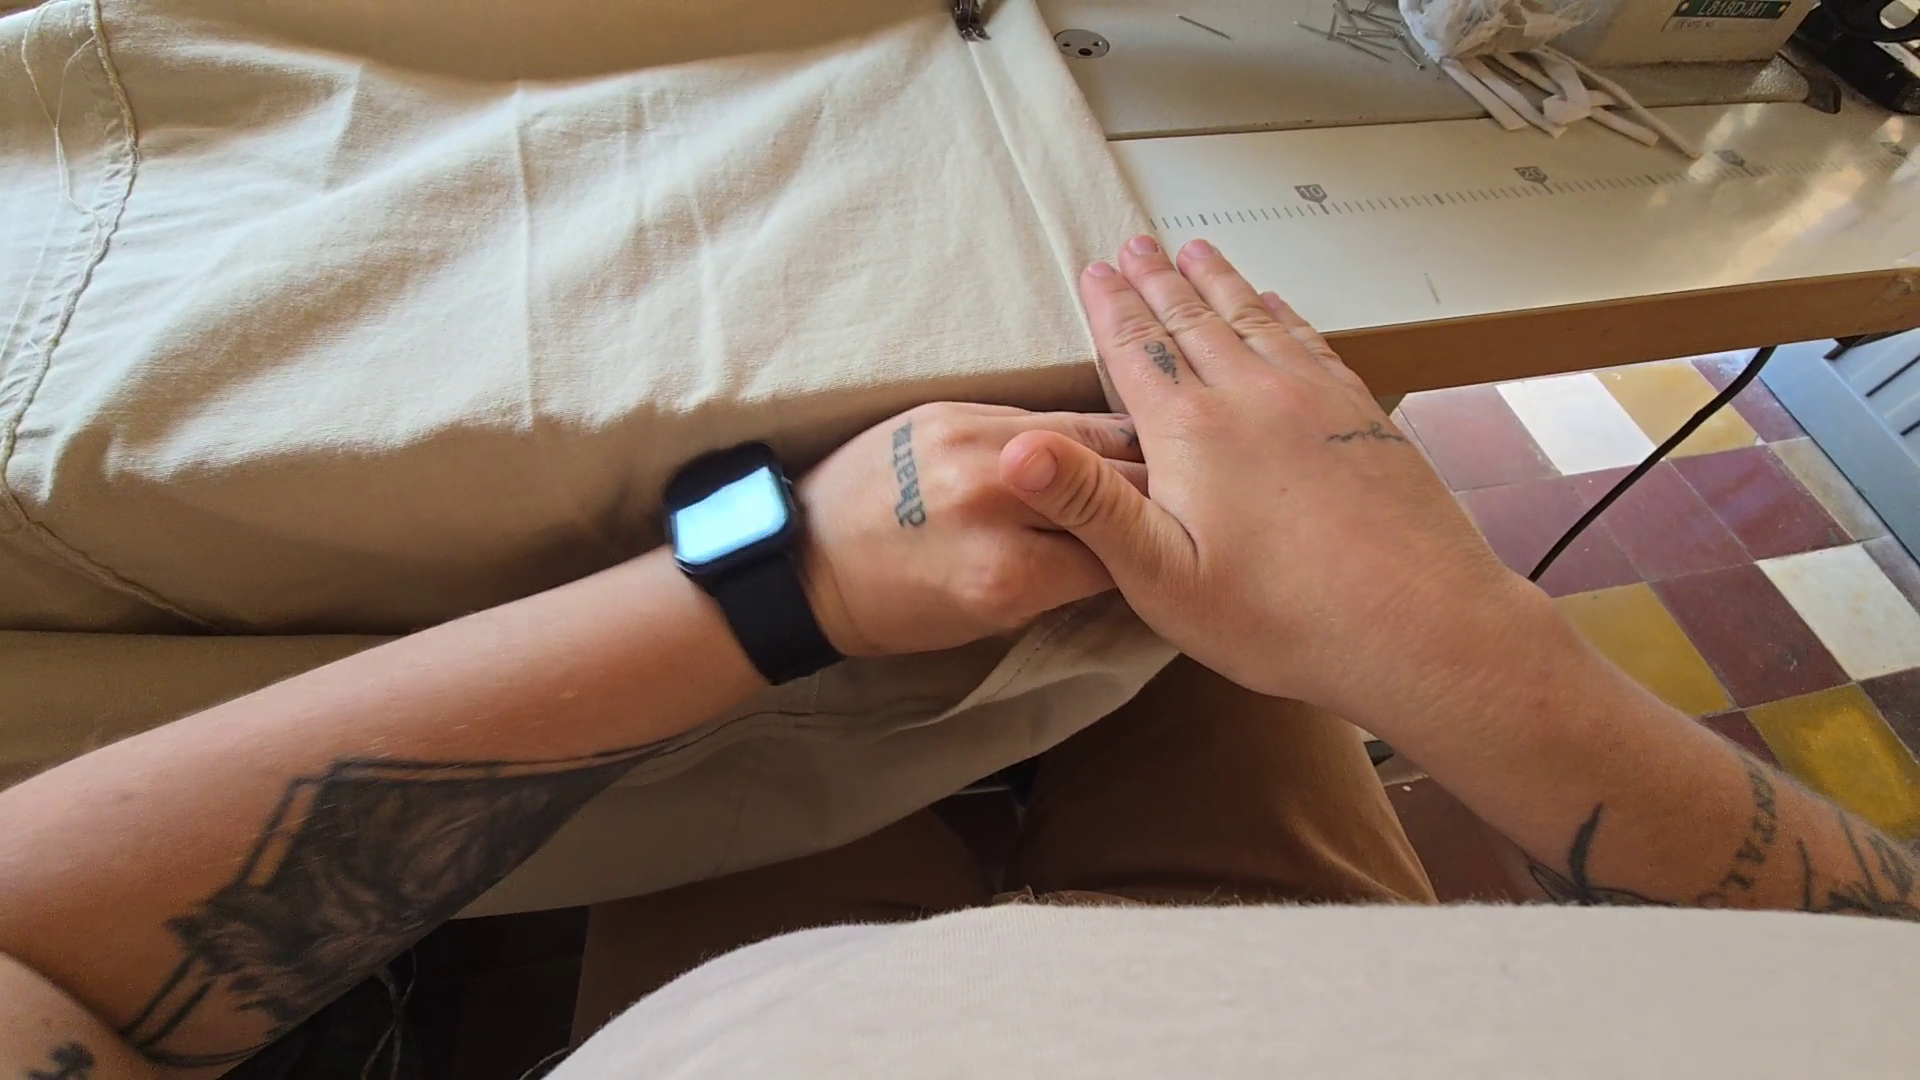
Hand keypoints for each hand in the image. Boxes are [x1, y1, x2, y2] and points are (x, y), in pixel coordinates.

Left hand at [797, 402, 1144, 657]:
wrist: (809, 559)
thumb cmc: (896, 609)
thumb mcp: (986, 620)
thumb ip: (1059, 581)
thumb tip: (1118, 546)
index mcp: (1005, 573)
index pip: (1118, 550)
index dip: (1149, 551)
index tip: (1164, 546)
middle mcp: (993, 498)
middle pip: (1113, 481)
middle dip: (1150, 495)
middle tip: (1172, 499)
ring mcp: (967, 442)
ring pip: (1083, 432)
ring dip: (1116, 452)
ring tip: (1133, 465)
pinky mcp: (946, 408)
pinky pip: (1033, 415)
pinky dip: (1063, 436)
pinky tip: (1075, 447)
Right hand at [998, 237, 1541, 718]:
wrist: (1419, 629)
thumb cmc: (1279, 615)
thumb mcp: (1160, 575)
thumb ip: (1089, 504)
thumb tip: (1017, 449)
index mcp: (1192, 432)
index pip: (1138, 350)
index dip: (1111, 308)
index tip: (1096, 270)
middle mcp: (1252, 396)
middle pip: (1192, 322)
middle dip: (1157, 281)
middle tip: (1137, 244)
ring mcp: (1314, 400)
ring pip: (1252, 320)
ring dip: (1217, 282)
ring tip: (1196, 250)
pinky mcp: (1359, 417)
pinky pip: (1310, 342)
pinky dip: (1283, 313)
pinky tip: (1275, 303)